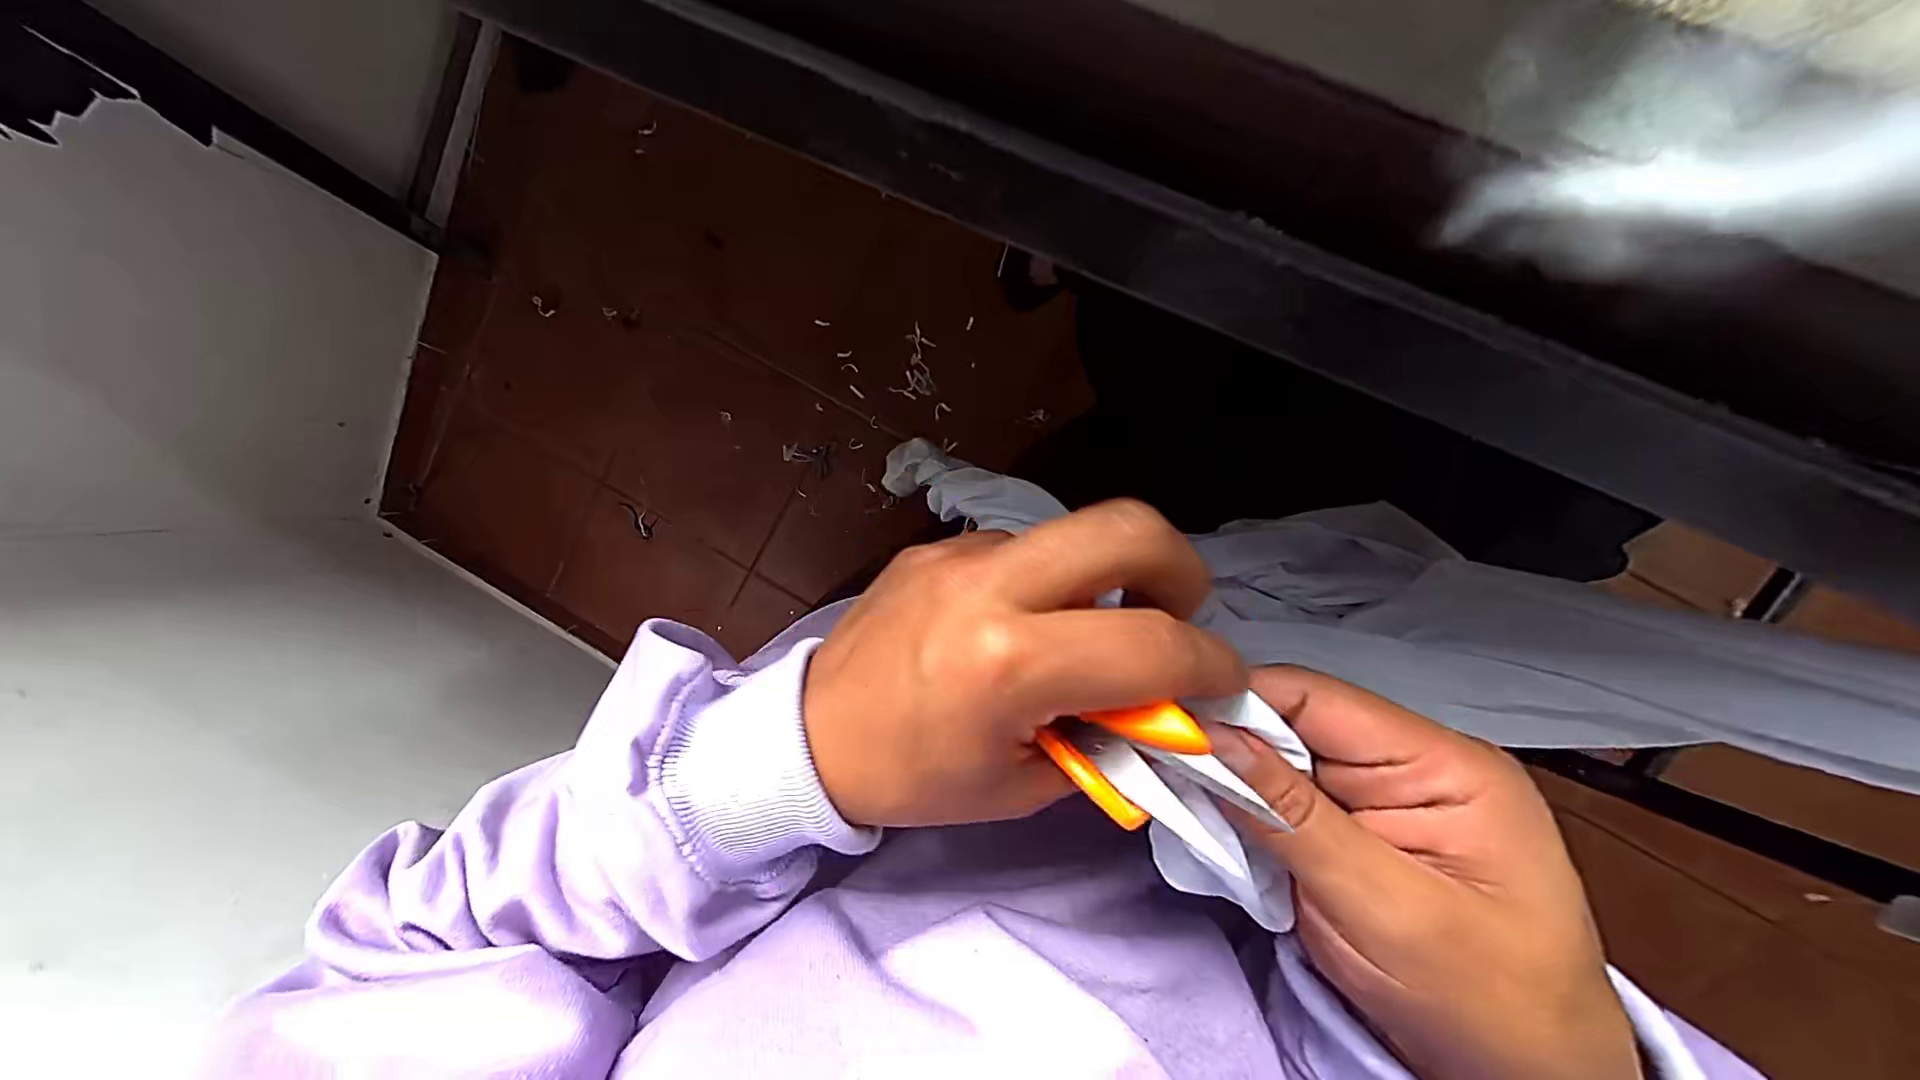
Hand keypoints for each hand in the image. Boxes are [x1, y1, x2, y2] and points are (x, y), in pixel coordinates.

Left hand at [803, 500, 1246, 827]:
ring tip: (1084, 628)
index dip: (1209, 664)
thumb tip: (1162, 706)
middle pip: (1127, 525)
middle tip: (1175, 613)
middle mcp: (988, 585)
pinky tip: (1017, 622)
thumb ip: (1105, 738)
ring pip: (1075, 533)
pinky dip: (1047, 581)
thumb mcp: (1021, 784)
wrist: (809, 734)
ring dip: (1106, 576)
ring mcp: (959, 552)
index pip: (1151, 644)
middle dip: (1179, 568)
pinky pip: (1023, 547)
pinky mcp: (938, 544)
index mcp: (1008, 662)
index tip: (1217, 680)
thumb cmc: (914, 776)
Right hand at [1212, 667, 1640, 1079]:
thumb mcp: (1385, 909)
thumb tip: (1213, 738)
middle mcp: (1408, 761)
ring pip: (1279, 756)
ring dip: (1235, 776)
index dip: (1239, 700)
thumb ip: (1293, 815)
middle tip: (1170, 762)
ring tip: (1189, 790)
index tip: (1175, 722)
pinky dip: (1247, 805)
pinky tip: (1221, 815)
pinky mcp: (1353, 822)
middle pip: (1292, 722)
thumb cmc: (1489, 1007)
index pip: (1316, 697)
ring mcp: (1380, 792)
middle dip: (1231, 742)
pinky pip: (1283, 793)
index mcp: (1443, 763)